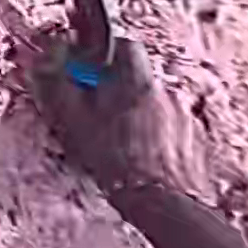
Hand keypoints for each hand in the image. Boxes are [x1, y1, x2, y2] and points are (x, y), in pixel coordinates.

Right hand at [30, 34, 195, 194]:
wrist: (165, 204)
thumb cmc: (112, 157)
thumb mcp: (69, 114)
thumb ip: (58, 77)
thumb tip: (50, 51)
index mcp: (138, 84)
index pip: (122, 44)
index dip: (97, 46)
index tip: (78, 59)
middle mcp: (169, 95)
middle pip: (133, 73)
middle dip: (106, 80)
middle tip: (83, 98)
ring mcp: (187, 119)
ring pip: (148, 98)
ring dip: (125, 104)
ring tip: (105, 127)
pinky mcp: (197, 141)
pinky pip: (163, 120)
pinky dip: (144, 125)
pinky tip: (129, 144)